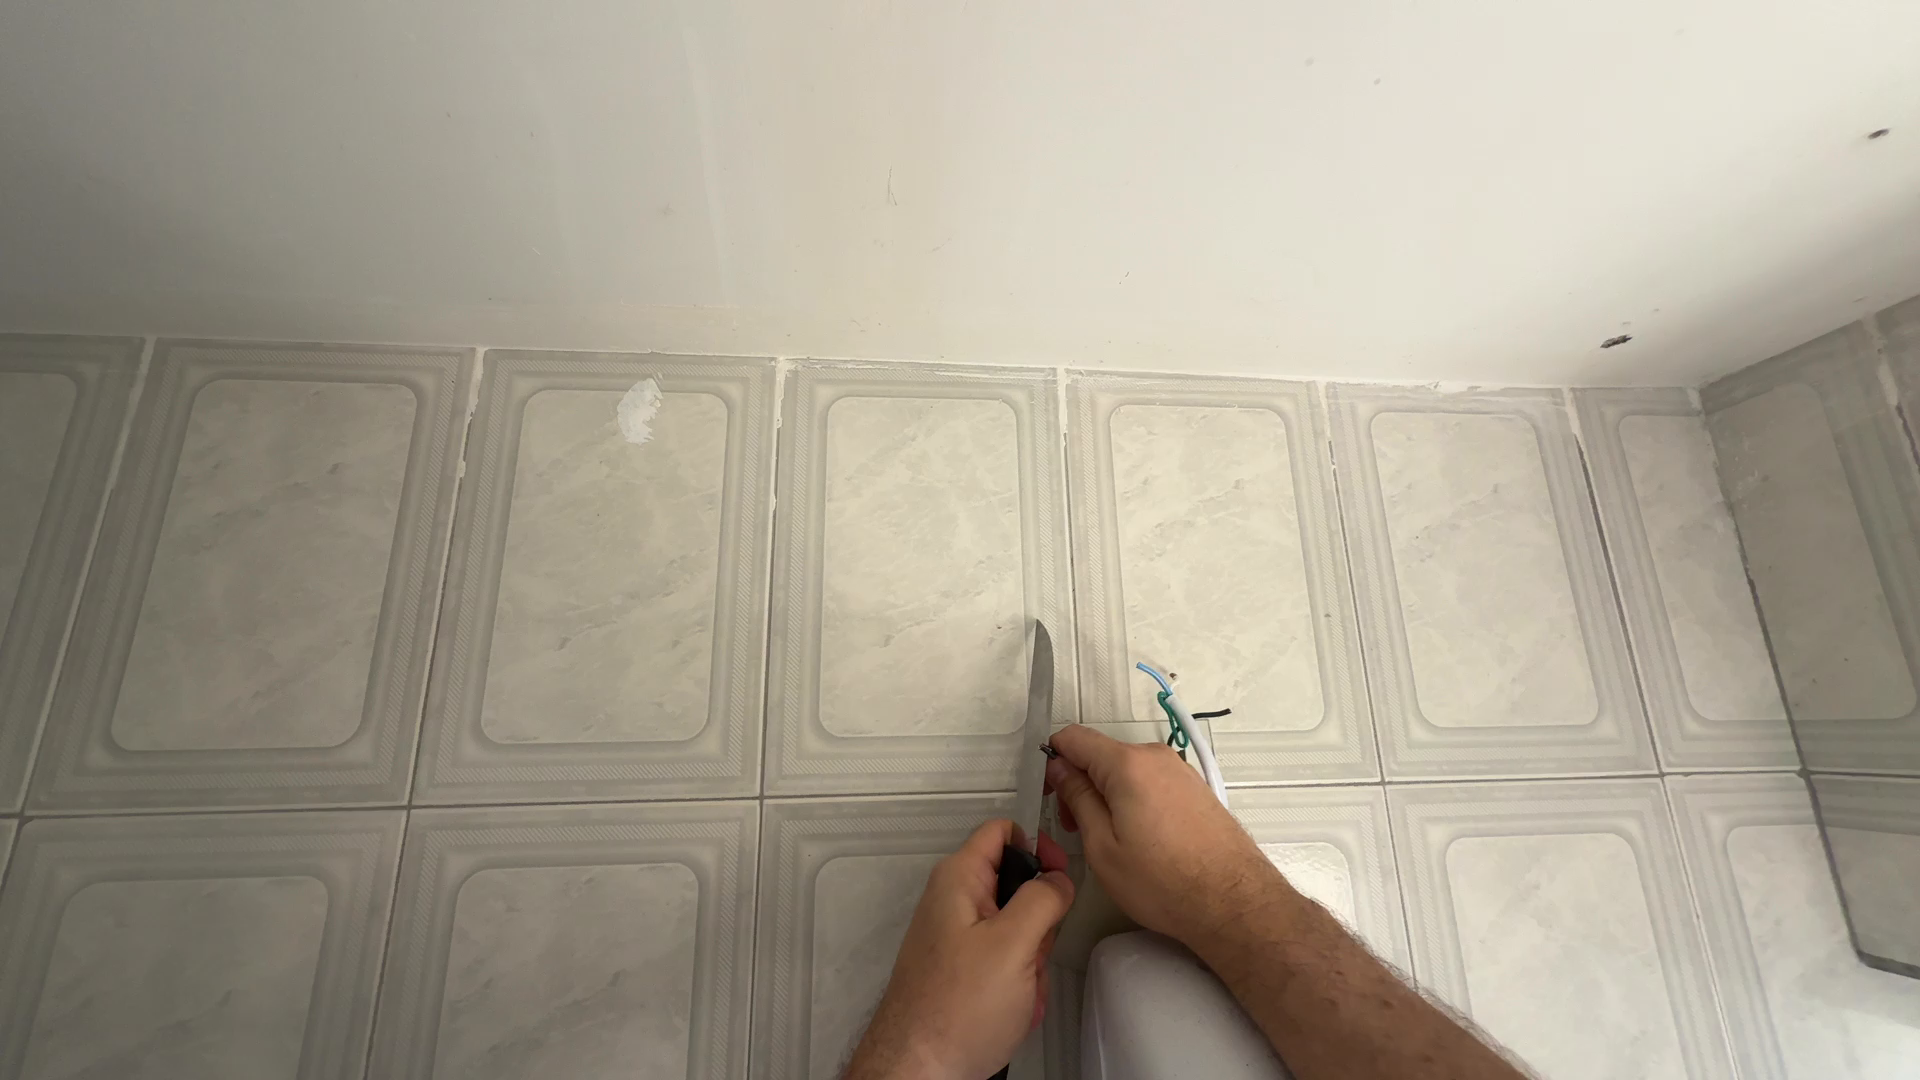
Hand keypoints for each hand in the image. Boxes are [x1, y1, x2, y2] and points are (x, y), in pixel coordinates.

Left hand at [843, 819, 1074, 1079]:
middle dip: (1038, 921)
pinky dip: (1017, 982)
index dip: (1038, 844)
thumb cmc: (958, 1006)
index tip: (1062, 875)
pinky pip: (1004, 960)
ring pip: (1015, 928)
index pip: (1003, 832)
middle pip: (1015, 884)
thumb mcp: (1012, 944)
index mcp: (960, 877)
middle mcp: (955, 899)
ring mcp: (958, 936)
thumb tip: (1059, 878)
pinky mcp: (962, 968)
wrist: (918, 1072)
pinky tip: (1013, 1009)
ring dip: (1030, 960)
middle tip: (1034, 952)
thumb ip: (1042, 899)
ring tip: (1021, 991)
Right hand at [1045, 725, 1289, 951]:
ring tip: (1112, 842)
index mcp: (1127, 764)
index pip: (1074, 737)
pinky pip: (1151, 781)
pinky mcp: (1196, 788)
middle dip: (1081, 783)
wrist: (1236, 905)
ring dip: (1108, 794)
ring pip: (1126, 770)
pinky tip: (1142, 839)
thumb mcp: (1103, 847)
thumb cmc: (1162, 882)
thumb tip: (1060, 767)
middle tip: (1077, 830)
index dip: (1053, 760)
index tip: (1051, 795)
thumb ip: (1077, 797)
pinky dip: (1134, 799)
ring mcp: (1180, 770)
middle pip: (1101, 755)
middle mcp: (1155, 756)